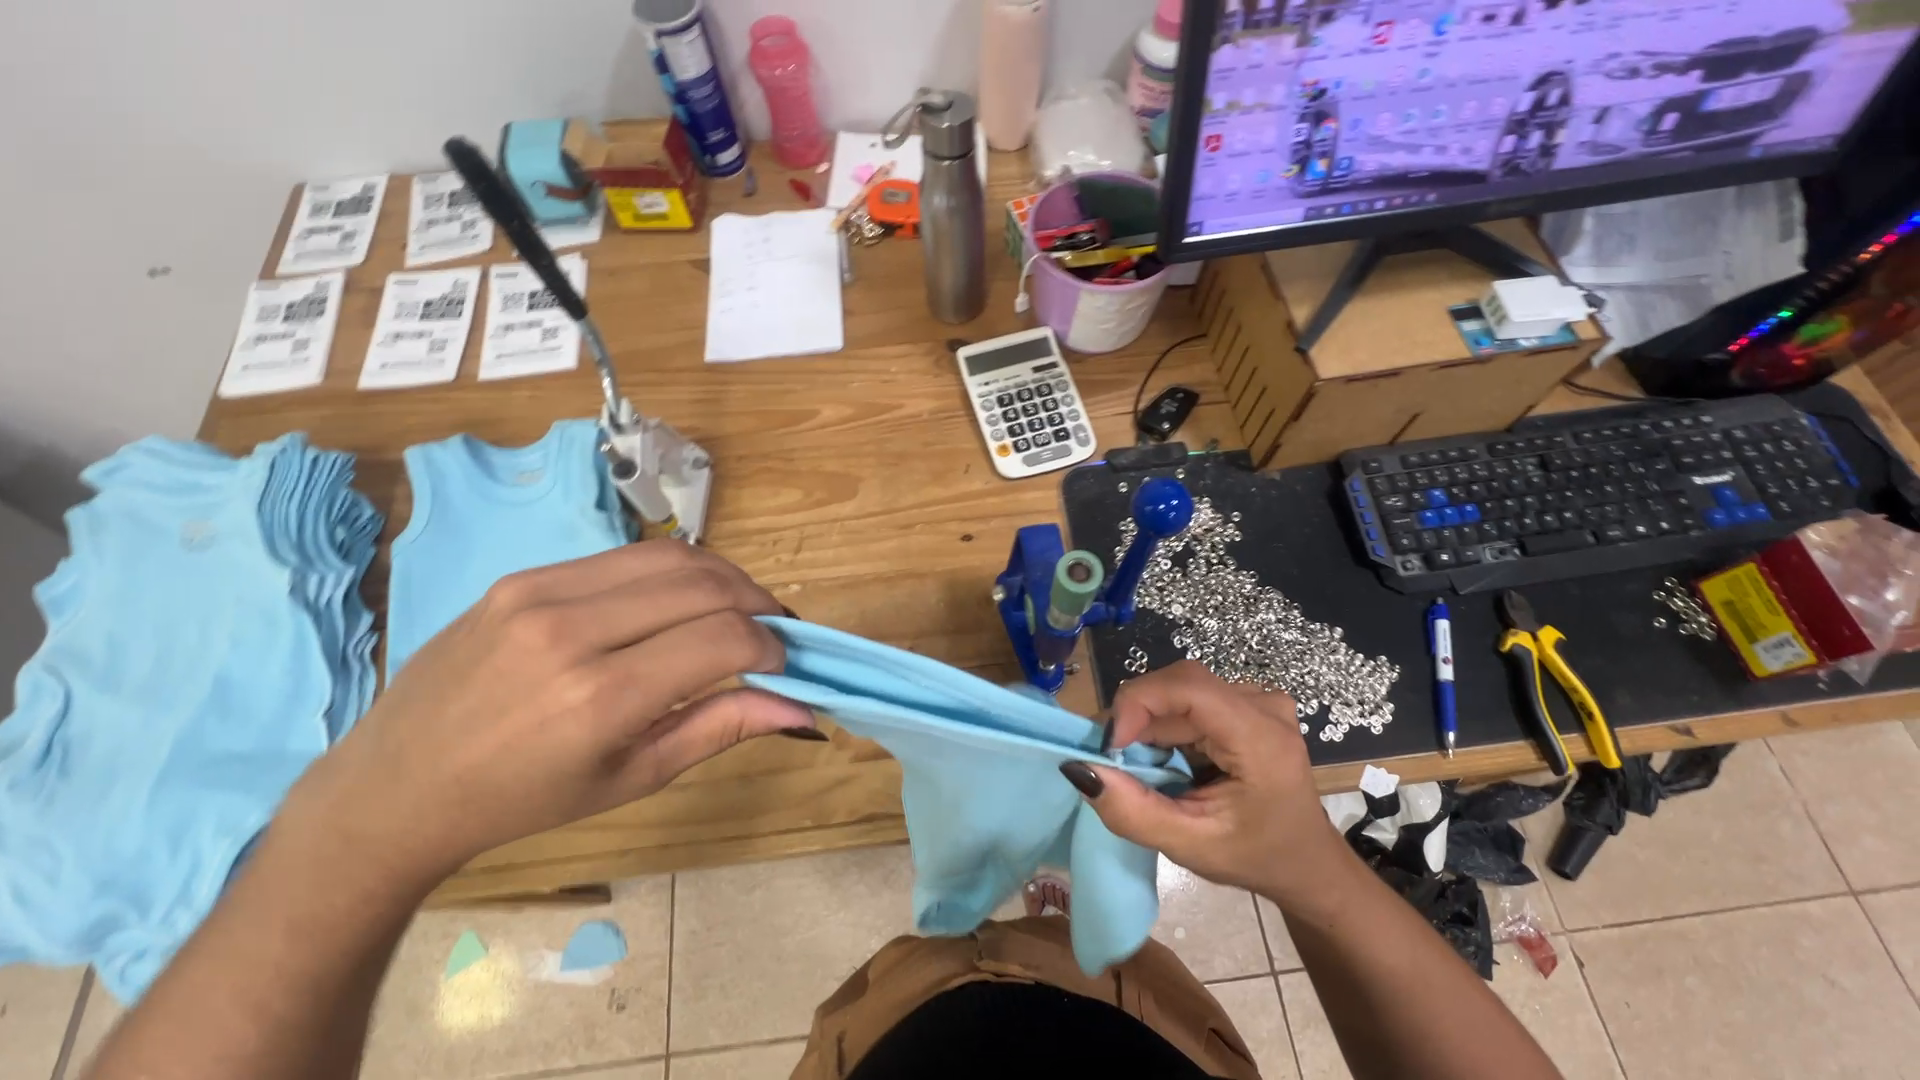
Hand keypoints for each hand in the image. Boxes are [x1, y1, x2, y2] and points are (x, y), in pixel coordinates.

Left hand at [279, 541, 816, 886]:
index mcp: (601, 698)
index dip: (771, 646)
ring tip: (738, 608)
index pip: (723, 639)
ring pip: (669, 557)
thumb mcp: (632, 777)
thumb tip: (800, 707)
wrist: (398, 784)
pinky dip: (670, 573)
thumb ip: (719, 728)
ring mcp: (541, 593)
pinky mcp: (522, 577)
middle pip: (705, 584)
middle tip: (773, 631)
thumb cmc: (523, 801)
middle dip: (758, 603)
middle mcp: (572, 631)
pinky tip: (678, 602)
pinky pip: (621, 558)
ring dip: (722, 577)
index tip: (783, 664)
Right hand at [1058, 661, 1351, 912]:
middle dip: (1138, 719)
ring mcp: (1260, 700)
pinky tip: (1170, 760)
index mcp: (1261, 737)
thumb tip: (1079, 769)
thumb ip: (1134, 811)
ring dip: (1150, 724)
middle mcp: (1264, 705)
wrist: (1306, 861)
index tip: (1110, 746)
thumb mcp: (1191, 846)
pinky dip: (1167, 725)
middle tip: (1116, 762)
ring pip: (1180, 691)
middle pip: (1179, 686)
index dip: (1138, 703)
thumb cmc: (1255, 857)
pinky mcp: (1249, 704)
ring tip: (1144, 768)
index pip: (1188, 686)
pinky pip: (1192, 699)